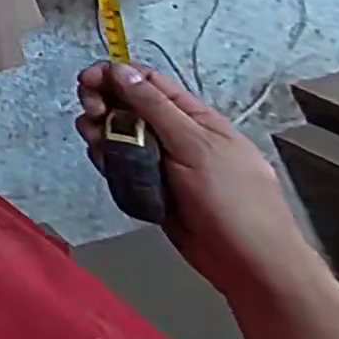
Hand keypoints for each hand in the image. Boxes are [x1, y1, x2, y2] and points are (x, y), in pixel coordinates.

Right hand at [77, 62, 323, 304]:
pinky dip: (104, 157)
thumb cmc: (235, 203)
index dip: (112, 74)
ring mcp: (157, 156)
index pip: (145, 79)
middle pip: (122, 101)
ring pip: (112, 129)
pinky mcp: (145, 179)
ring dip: (98, 132)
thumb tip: (120, 69)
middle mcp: (171, 131)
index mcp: (192, 116)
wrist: (251, 269)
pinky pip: (114, 157)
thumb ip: (155, 106)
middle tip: (93, 114)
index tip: (87, 81)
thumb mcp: (196, 146)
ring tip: (102, 147)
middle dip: (100, 102)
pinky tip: (108, 166)